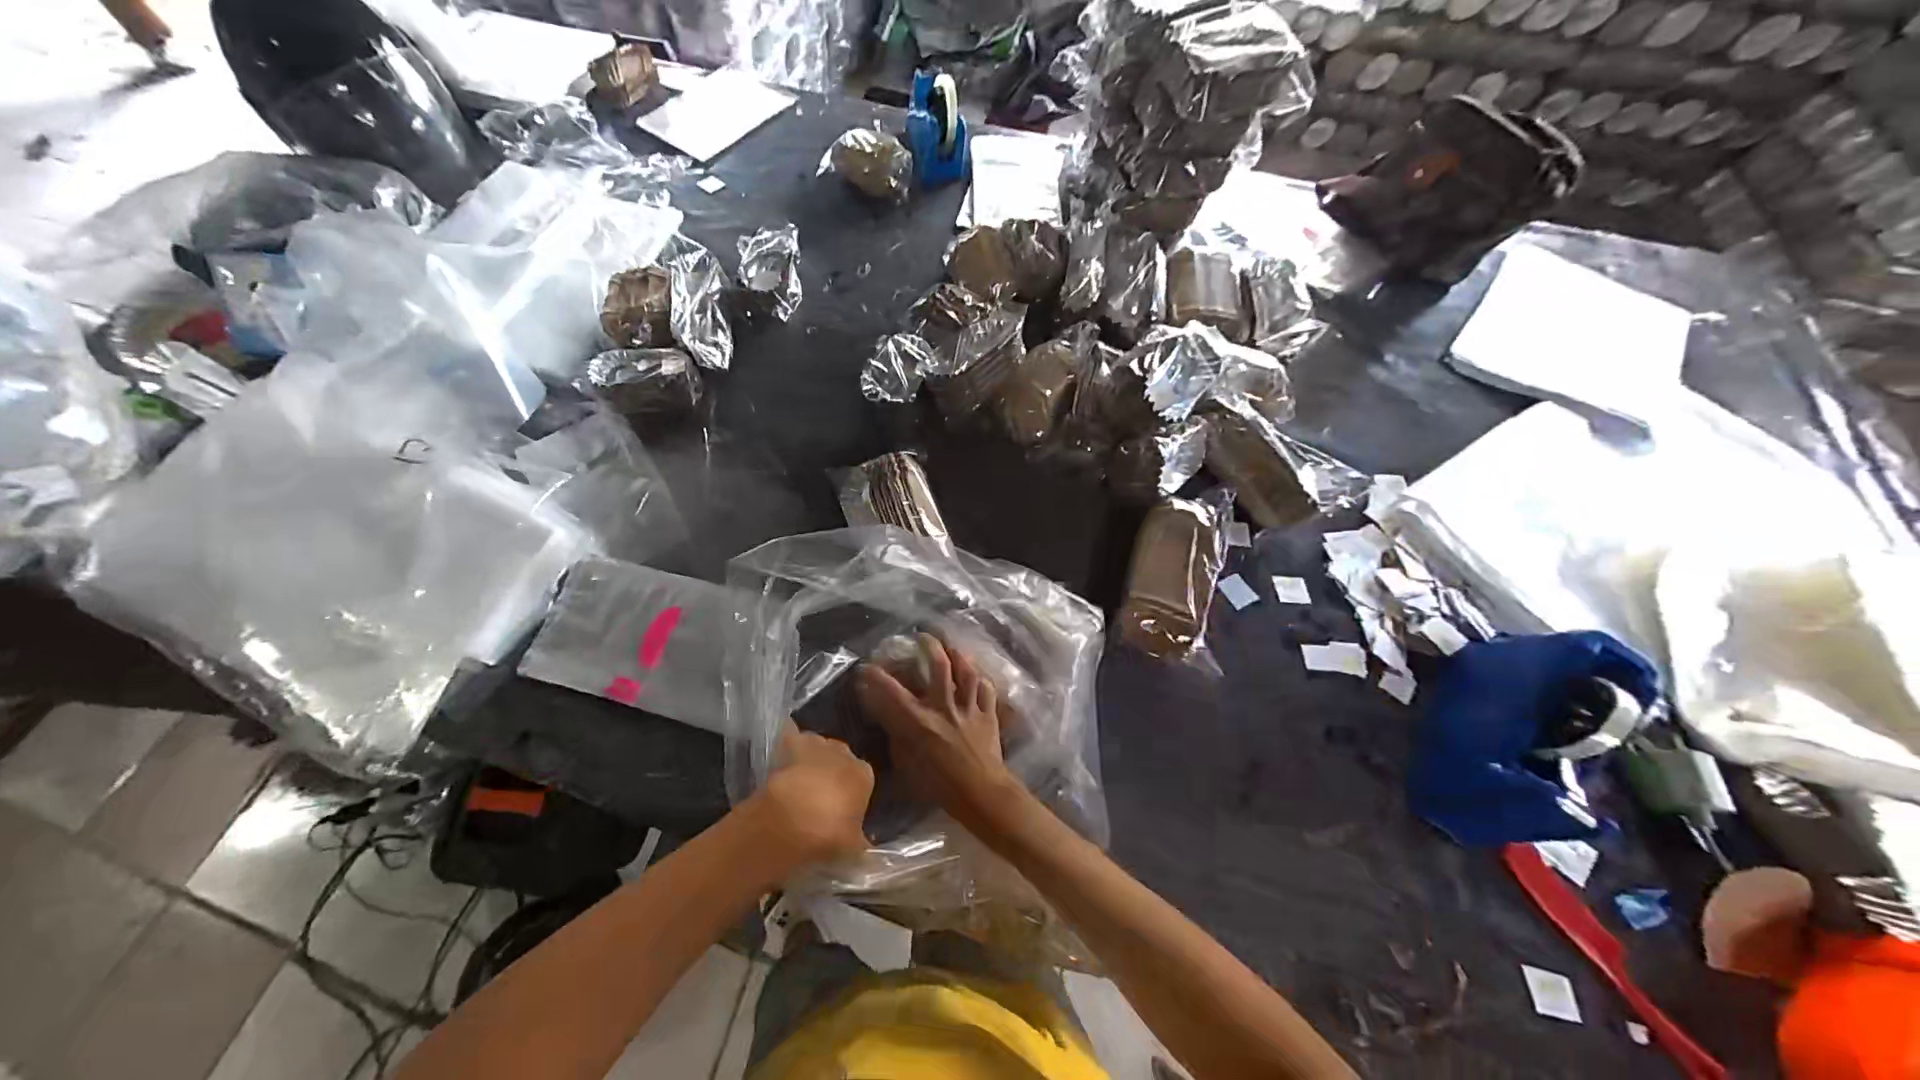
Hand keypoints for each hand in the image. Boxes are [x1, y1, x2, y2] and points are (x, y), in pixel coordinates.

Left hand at [753, 728, 873, 866]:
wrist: (789, 820)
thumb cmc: (829, 835)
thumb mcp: (854, 848)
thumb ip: (861, 840)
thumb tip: (866, 846)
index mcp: (864, 775)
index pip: (862, 779)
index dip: (851, 792)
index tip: (841, 807)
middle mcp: (845, 753)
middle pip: (841, 759)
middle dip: (832, 772)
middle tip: (819, 796)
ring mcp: (817, 744)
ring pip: (818, 747)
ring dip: (812, 759)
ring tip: (799, 782)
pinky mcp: (789, 742)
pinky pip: (791, 740)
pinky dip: (788, 748)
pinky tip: (782, 763)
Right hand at [855, 634, 1018, 832]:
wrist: (980, 792)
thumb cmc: (938, 785)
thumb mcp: (905, 765)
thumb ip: (896, 737)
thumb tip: (889, 719)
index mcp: (918, 720)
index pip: (891, 690)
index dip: (875, 675)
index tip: (866, 667)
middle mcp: (943, 706)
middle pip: (938, 664)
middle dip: (929, 645)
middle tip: (922, 637)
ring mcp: (968, 707)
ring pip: (966, 670)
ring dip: (958, 655)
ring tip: (951, 646)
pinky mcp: (988, 714)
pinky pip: (986, 689)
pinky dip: (980, 679)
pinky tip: (976, 675)